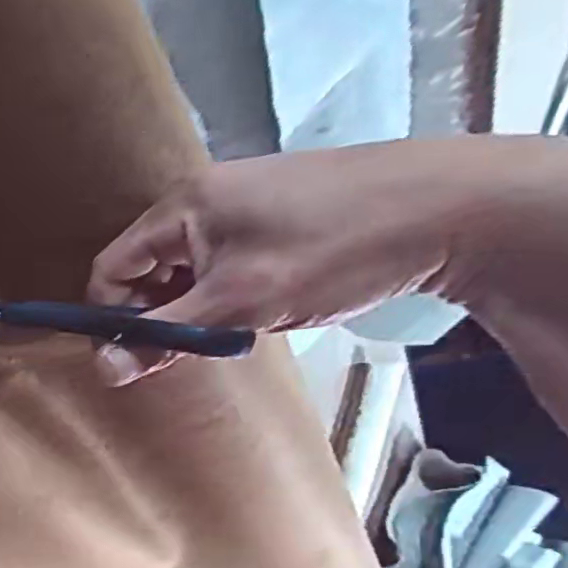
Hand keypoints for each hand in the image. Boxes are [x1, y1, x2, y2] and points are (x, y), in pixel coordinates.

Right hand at [83, 137, 567, 383]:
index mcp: (183, 205)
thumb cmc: (336, 250)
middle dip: (155, 311)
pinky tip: (258, 305)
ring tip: (230, 326)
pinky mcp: (277, 211)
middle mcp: (204, 195)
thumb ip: (165, 337)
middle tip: (187, 344)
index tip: (137, 353)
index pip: (111, 267)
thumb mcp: (239, 303)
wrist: (465, 205)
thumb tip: (103, 371)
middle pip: (145, 267)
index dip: (112, 314)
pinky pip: (220, 258)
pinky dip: (223, 289)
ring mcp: (243, 200)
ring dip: (191, 303)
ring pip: (185, 266)